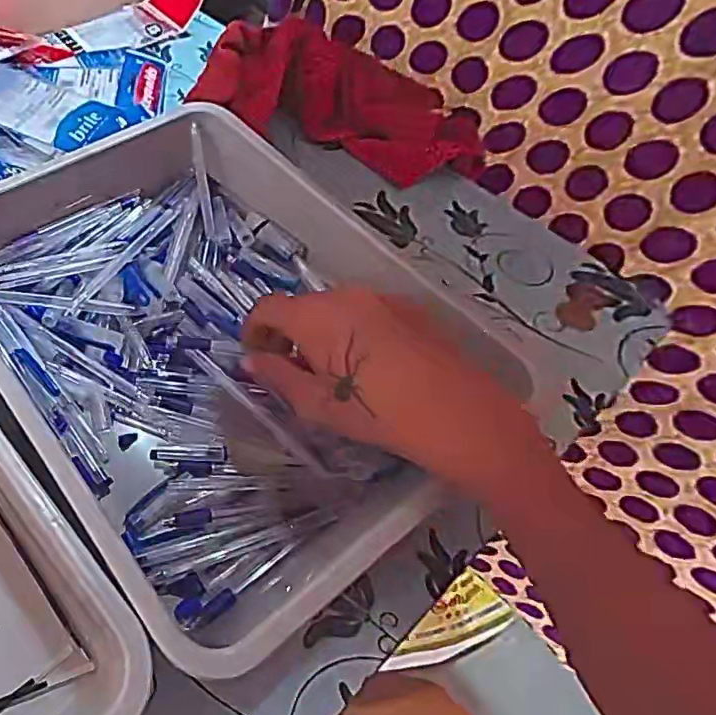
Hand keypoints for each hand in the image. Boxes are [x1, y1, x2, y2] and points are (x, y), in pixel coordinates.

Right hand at [242, 287, 553, 502]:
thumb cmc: (380, 415)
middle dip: (287, 336)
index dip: (253, 332)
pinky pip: (364, 313)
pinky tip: (368, 369)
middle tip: (293, 375)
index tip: (256, 360)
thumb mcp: (318, 405)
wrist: (464, 418)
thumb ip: (278, 377)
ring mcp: (382, 299)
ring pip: (333, 309)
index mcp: (317, 316)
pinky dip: (350, 332)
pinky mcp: (410, 310)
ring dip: (319, 334)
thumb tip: (252, 361)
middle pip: (300, 307)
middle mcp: (347, 296)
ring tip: (333, 376)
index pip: (267, 308)